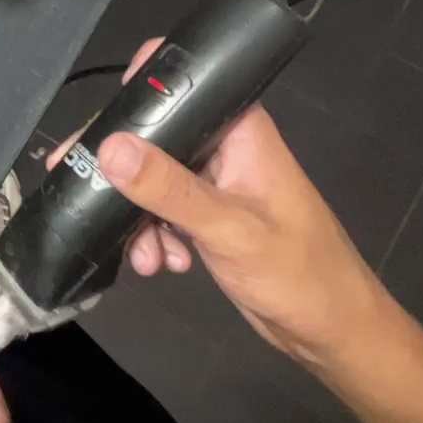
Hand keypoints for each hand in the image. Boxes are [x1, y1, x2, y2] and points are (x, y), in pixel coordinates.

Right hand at [49, 40, 394, 367]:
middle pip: (152, 133)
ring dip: (134, 210)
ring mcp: (211, 181)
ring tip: (143, 251)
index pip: (184, 84)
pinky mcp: (203, 213)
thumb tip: (110, 149)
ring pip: (148, 174)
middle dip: (121, 167)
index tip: (101, 120)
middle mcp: (221, 147)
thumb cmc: (301, 275)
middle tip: (88, 185)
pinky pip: (157, 206)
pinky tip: (159, 260)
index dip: (140, 87)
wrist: (334, 337)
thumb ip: (169, 189)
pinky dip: (150, 231)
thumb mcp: (231, 230)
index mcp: (238, 130)